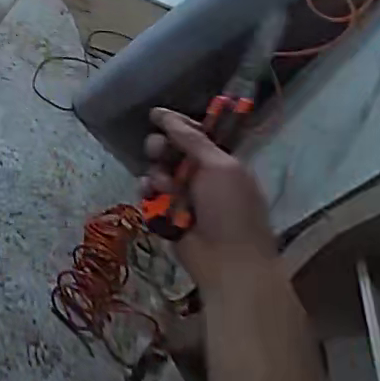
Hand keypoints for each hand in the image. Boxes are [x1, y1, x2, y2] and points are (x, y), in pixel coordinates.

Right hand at [141, 106, 276, 289]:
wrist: (229, 265)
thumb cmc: (232, 211)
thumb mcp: (220, 167)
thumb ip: (192, 139)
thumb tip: (165, 114)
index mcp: (220, 161)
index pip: (193, 133)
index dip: (175, 123)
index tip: (156, 116)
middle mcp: (200, 175)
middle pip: (170, 149)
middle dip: (160, 147)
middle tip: (158, 151)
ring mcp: (182, 195)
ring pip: (157, 170)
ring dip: (157, 174)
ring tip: (163, 187)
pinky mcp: (165, 213)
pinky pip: (148, 193)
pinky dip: (147, 192)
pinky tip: (150, 195)